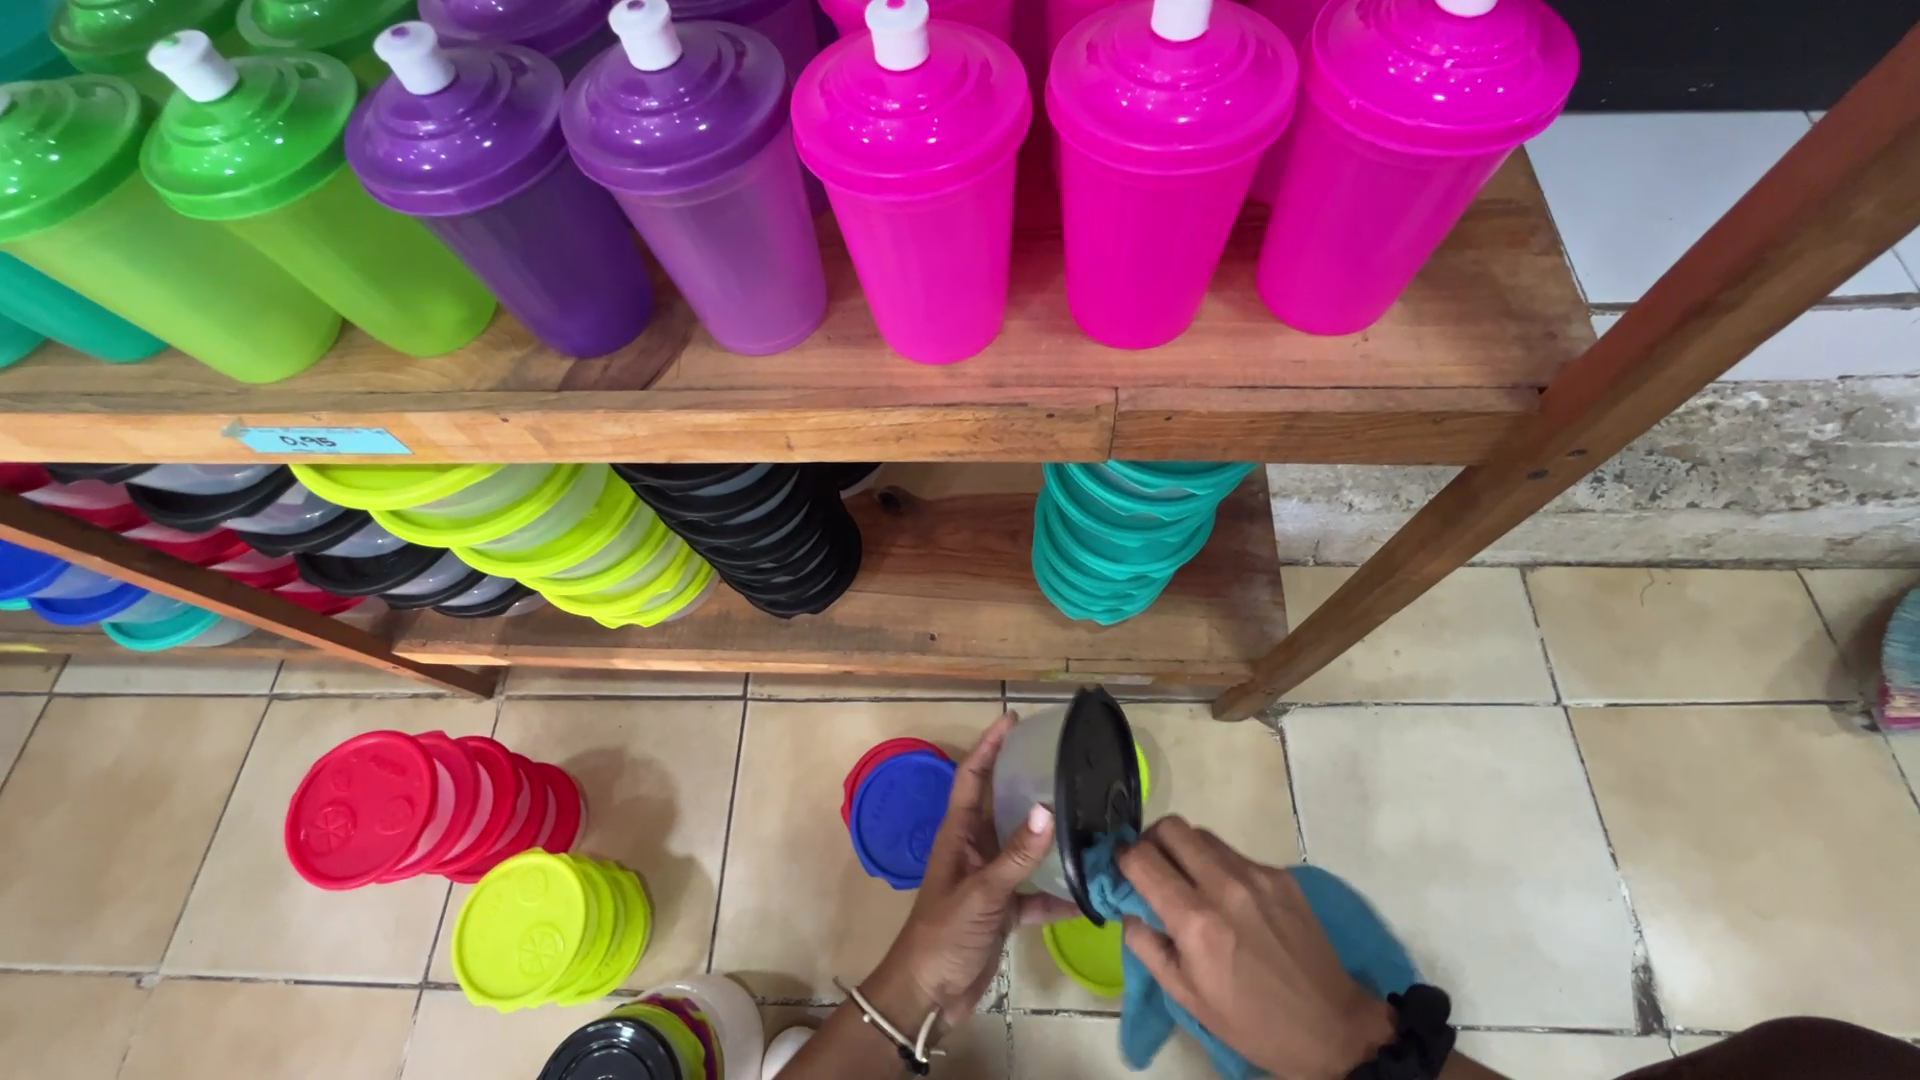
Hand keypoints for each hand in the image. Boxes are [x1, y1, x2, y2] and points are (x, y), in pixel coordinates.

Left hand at [865, 710, 1080, 1028]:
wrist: (928, 994)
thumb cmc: (943, 934)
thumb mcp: (982, 893)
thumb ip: (1015, 856)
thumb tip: (1047, 810)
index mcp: (959, 834)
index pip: (973, 777)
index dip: (990, 745)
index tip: (1013, 720)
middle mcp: (975, 848)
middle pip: (1001, 804)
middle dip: (1026, 781)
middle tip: (1063, 762)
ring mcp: (990, 878)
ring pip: (1023, 847)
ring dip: (1049, 837)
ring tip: (1086, 817)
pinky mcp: (1004, 909)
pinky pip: (1035, 892)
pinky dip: (1058, 893)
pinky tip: (1088, 895)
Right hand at [1119, 817, 1396, 1079]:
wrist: (1330, 1027)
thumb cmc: (1250, 1020)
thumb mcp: (1185, 996)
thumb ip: (1145, 943)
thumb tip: (1128, 907)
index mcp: (1196, 922)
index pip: (1142, 858)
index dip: (1122, 858)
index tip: (1121, 869)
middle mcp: (1225, 886)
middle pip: (1171, 827)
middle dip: (1151, 841)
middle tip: (1152, 866)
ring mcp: (1257, 875)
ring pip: (1202, 834)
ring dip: (1185, 850)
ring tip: (1189, 881)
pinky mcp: (1281, 875)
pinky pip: (1234, 853)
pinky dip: (1218, 865)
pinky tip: (1229, 898)